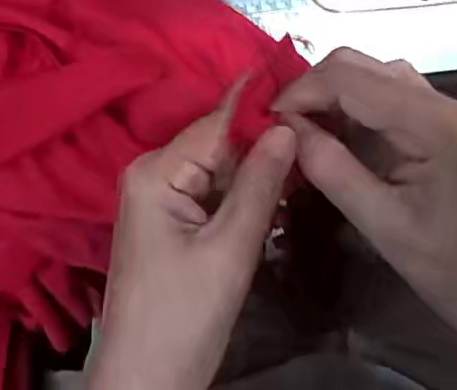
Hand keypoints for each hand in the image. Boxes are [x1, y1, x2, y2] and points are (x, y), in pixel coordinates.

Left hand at [87, 79, 296, 389]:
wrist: (143, 389)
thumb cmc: (183, 320)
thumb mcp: (229, 252)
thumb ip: (259, 185)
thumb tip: (287, 126)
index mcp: (156, 170)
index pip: (217, 123)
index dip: (260, 110)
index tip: (303, 96)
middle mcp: (151, 170)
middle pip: (217, 143)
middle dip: (262, 144)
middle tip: (313, 142)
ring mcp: (156, 194)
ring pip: (217, 167)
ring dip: (255, 171)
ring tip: (302, 167)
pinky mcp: (166, 217)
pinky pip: (209, 189)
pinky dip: (240, 193)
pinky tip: (273, 197)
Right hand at [273, 48, 456, 389]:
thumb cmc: (454, 272)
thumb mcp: (384, 227)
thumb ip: (331, 169)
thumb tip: (284, 128)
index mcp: (432, 122)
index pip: (350, 79)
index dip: (302, 90)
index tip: (267, 116)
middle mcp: (440, 100)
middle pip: (360, 64)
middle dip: (313, 85)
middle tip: (281, 121)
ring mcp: (444, 107)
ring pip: (371, 72)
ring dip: (332, 90)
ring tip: (303, 124)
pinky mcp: (440, 121)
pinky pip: (386, 91)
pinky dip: (353, 101)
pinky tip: (337, 129)